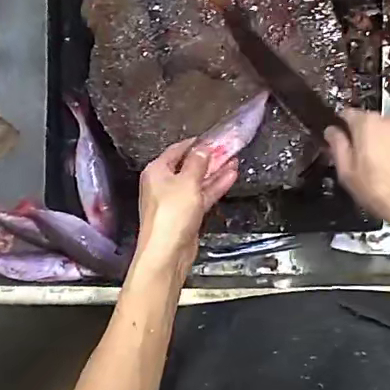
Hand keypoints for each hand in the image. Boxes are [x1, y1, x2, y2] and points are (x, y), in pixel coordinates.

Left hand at [135, 138, 237, 267]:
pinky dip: (215, 187)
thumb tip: (203, 149)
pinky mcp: (186, 215)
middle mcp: (163, 185)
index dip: (195, 143)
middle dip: (208, 158)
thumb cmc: (171, 215)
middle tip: (226, 149)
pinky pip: (202, 195)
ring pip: (197, 181)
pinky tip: (229, 177)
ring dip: (215, 172)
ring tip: (233, 160)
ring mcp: (175, 201)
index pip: (176, 150)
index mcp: (156, 171)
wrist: (167, 252)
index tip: (211, 138)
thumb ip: (197, 162)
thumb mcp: (187, 181)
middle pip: (187, 165)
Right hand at [325, 111, 389, 236]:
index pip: (347, 114)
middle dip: (364, 137)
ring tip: (383, 168)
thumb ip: (337, 146)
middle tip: (362, 162)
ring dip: (383, 143)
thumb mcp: (348, 173)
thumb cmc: (383, 192)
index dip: (341, 127)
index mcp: (367, 124)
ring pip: (389, 131)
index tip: (340, 142)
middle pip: (370, 122)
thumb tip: (332, 132)